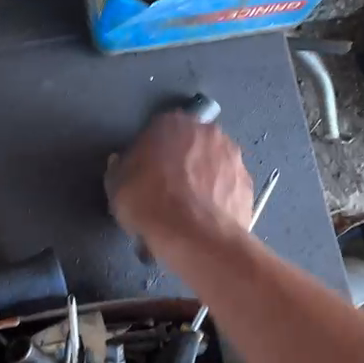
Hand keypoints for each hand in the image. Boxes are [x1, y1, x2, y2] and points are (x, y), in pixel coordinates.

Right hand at [107, 111, 254, 244]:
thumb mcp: (116, 185)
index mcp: (172, 124)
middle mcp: (206, 133)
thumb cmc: (150, 204)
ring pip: (211, 164)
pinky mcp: (247, 184)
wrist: (194, 238)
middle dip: (180, 161)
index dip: (150, 152)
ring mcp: (232, 157)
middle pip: (189, 144)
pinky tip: (203, 219)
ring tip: (186, 209)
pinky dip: (217, 198)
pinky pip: (226, 187)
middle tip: (165, 189)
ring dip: (202, 178)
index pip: (158, 129)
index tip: (144, 172)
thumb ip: (121, 168)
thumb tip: (123, 164)